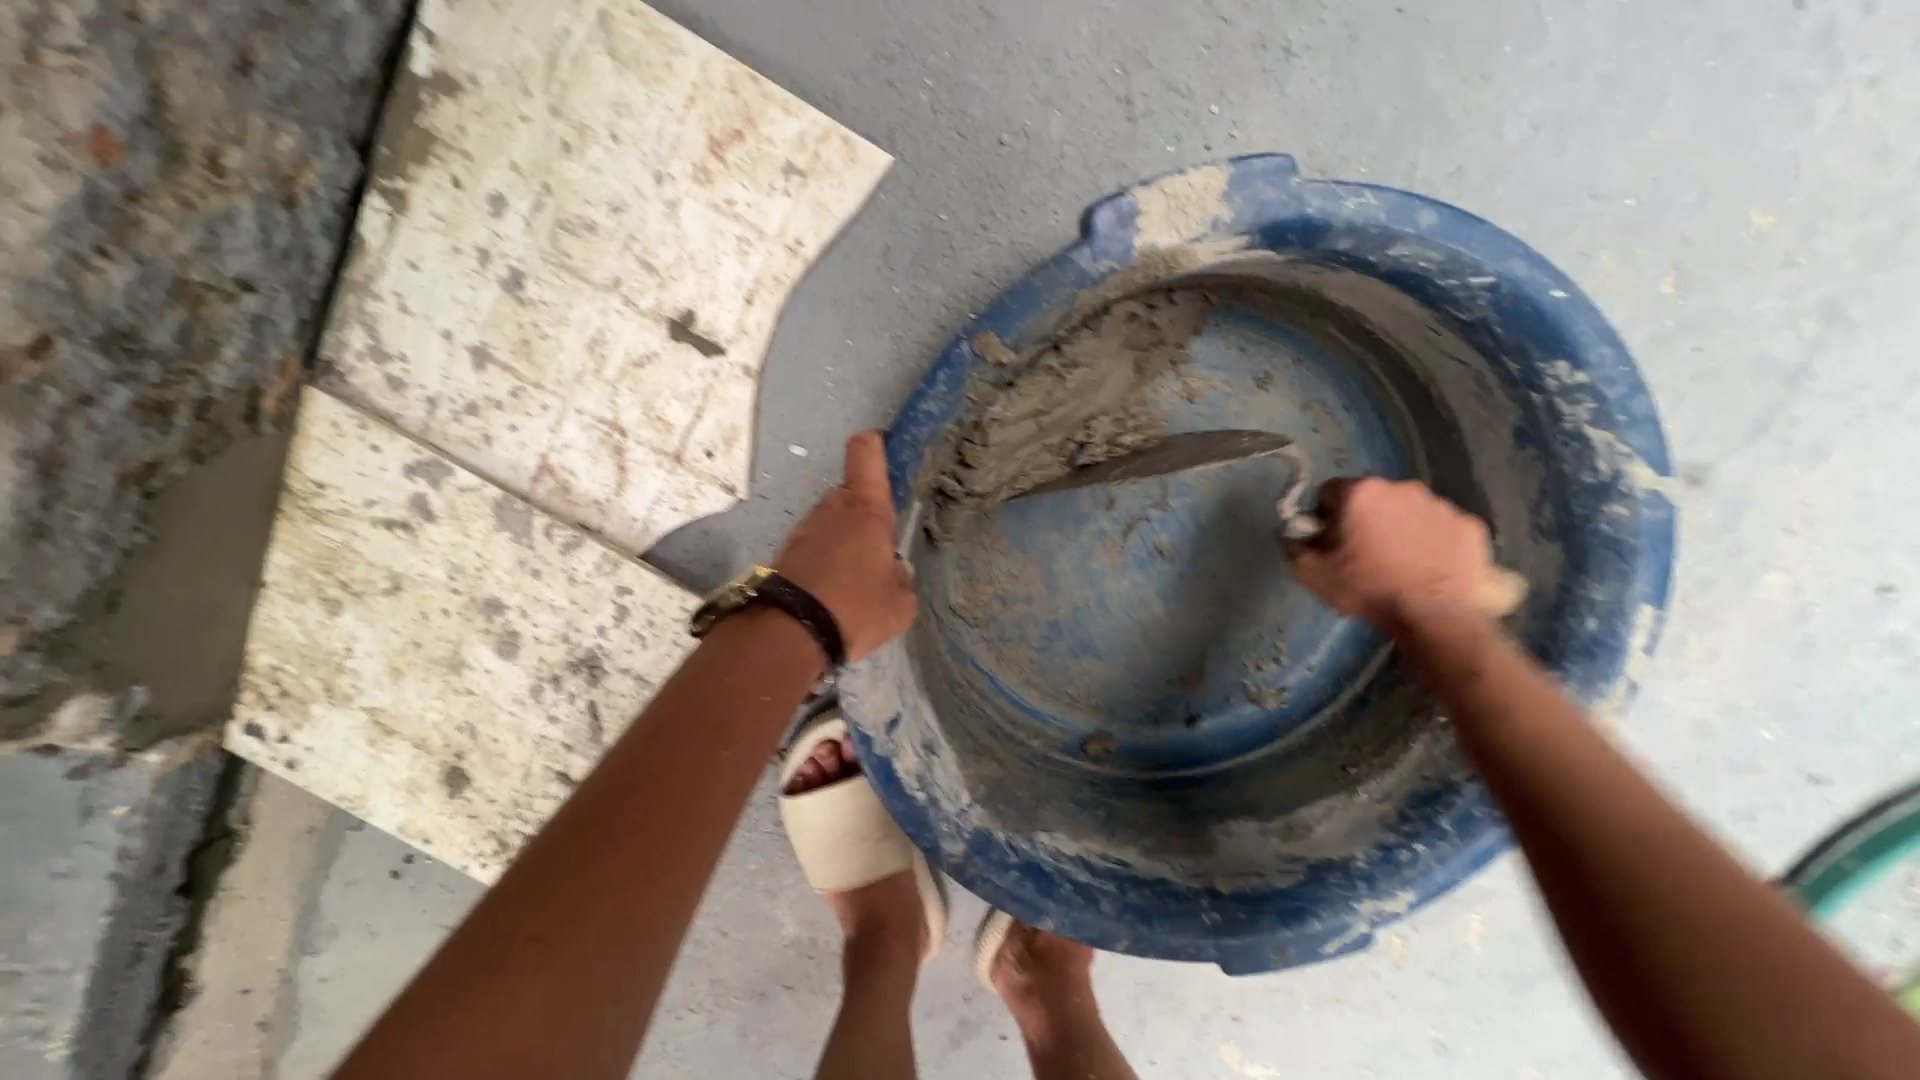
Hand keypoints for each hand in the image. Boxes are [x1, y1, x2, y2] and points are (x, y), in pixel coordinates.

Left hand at [773, 432, 917, 661]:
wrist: (790, 634)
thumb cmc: (856, 608)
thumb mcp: (900, 602)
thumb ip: (901, 578)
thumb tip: (893, 571)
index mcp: (866, 509)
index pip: (866, 452)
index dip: (876, 444)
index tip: (888, 452)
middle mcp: (831, 508)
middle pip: (851, 495)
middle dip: (864, 518)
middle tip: (877, 555)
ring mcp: (803, 530)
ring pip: (830, 523)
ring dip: (842, 543)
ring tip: (853, 585)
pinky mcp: (785, 554)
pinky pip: (814, 548)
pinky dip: (824, 564)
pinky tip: (832, 597)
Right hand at [1289, 477, 1516, 626]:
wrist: (1436, 616)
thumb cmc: (1369, 589)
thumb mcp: (1313, 575)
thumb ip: (1294, 548)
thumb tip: (1290, 536)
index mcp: (1362, 492)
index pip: (1330, 491)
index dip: (1325, 516)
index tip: (1329, 541)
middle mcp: (1402, 487)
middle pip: (1373, 498)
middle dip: (1365, 518)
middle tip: (1362, 554)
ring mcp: (1441, 505)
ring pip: (1409, 510)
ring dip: (1400, 528)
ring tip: (1399, 563)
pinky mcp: (1470, 525)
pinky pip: (1442, 528)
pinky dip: (1433, 541)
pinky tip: (1428, 567)